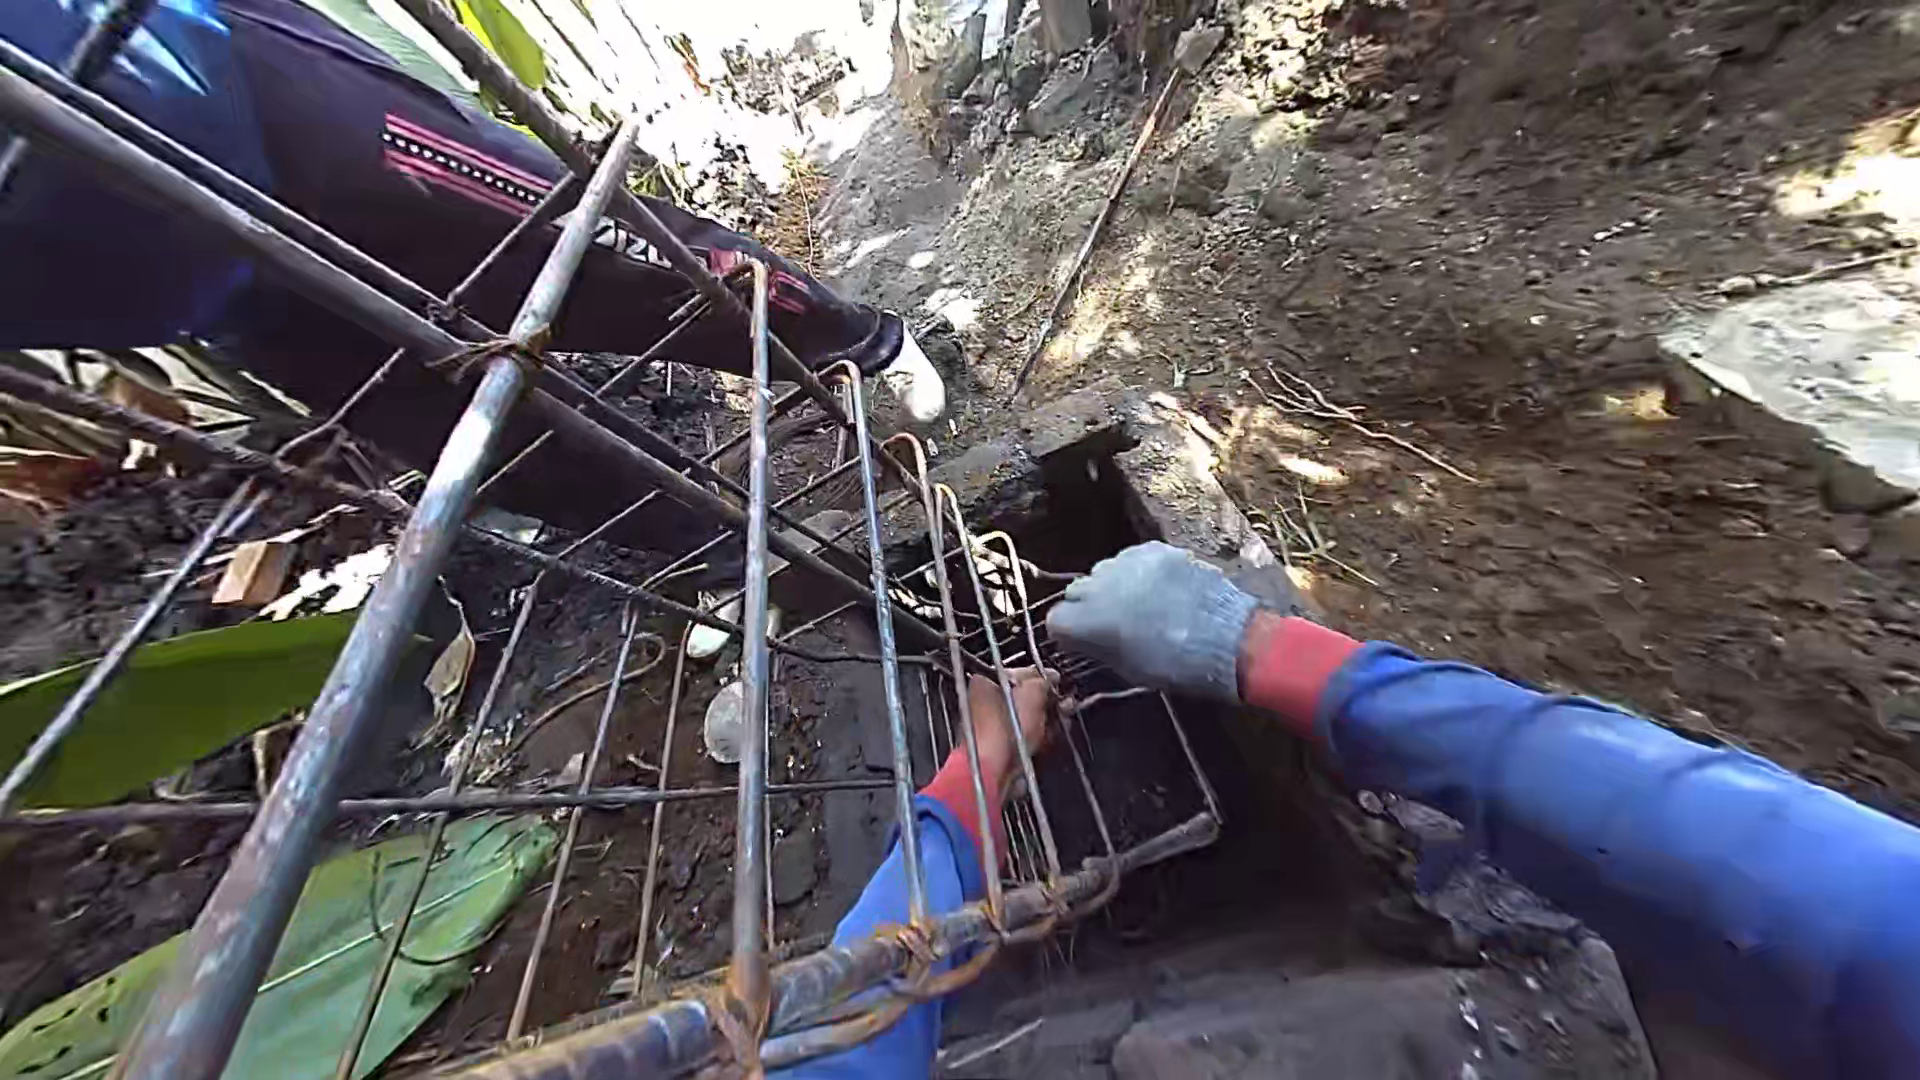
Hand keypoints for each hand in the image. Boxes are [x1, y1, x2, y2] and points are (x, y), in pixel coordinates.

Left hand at [965, 666, 1051, 802]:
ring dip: (1045, 723)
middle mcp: (982, 704)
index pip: (1019, 674)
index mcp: (984, 683)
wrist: (992, 772)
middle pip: (1023, 699)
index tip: (1056, 685)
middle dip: (1046, 704)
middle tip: (1061, 707)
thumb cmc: (1003, 729)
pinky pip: (1023, 741)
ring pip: (1026, 722)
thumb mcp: (1032, 693)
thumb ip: (1043, 680)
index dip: (1041, 679)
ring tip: (1056, 726)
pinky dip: (1037, 742)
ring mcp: (990, 729)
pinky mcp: (999, 751)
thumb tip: (1050, 676)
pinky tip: (1046, 742)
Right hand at [1045, 541, 1257, 702]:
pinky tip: (1158, 588)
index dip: (1068, 632)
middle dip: (1087, 607)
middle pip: (1076, 592)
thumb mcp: (1126, 669)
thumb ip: (1096, 648)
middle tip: (1113, 624)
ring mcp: (1127, 562)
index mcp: (1088, 619)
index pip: (1055, 619)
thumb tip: (1085, 640)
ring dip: (1112, 588)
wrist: (1230, 640)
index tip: (1083, 641)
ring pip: (1103, 573)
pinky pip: (1132, 560)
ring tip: (1139, 604)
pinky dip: (1137, 573)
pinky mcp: (1154, 550)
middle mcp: (1099, 585)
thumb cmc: (1175, 666)